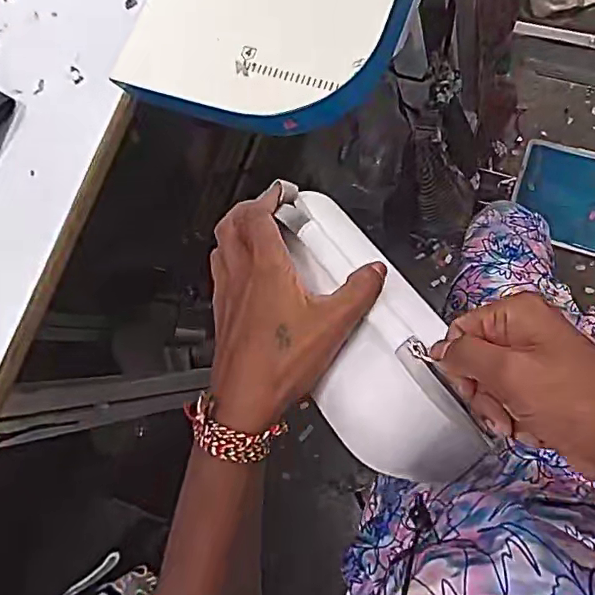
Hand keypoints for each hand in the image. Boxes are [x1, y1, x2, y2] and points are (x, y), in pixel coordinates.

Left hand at [208, 183, 385, 433]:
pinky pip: (222, 272)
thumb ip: (359, 292)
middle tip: (269, 206)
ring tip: (258, 232)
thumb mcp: (334, 325)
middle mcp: (240, 277)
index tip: (283, 193)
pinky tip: (252, 276)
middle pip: (231, 224)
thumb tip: (373, 272)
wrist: (244, 402)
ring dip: (237, 230)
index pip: (256, 217)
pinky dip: (233, 259)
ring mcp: (227, 295)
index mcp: (265, 269)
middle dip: (248, 207)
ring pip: (221, 246)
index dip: (269, 197)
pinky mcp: (223, 314)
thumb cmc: (278, 366)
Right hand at [430, 292, 594, 465]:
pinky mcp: (542, 392)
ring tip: (524, 418)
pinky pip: (509, 406)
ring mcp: (536, 364)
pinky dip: (517, 421)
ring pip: (490, 389)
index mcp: (521, 312)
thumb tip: (441, 349)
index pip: (463, 329)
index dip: (461, 361)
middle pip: (474, 361)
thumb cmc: (579, 403)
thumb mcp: (510, 373)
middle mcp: (528, 333)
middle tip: (503, 403)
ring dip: (500, 411)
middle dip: (484, 392)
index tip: (471, 382)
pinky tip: (537, 427)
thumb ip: (466, 356)